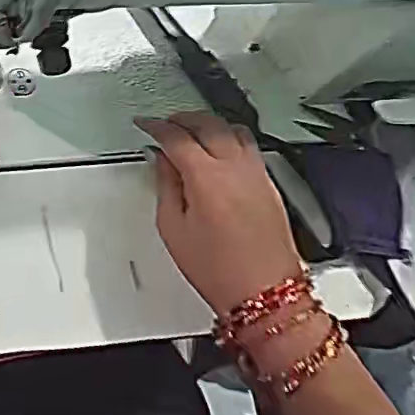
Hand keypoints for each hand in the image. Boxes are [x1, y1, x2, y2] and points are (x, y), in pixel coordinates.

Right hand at [134, 114, 304, 313]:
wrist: (265, 295)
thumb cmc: (219, 269)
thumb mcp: (172, 226)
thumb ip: (166, 184)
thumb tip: (162, 161)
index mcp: (207, 178)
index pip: (176, 136)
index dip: (155, 126)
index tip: (145, 124)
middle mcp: (236, 170)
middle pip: (207, 124)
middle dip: (181, 118)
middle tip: (164, 123)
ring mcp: (257, 175)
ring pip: (233, 129)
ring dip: (208, 123)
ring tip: (191, 129)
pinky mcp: (270, 185)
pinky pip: (249, 146)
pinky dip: (229, 136)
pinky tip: (218, 146)